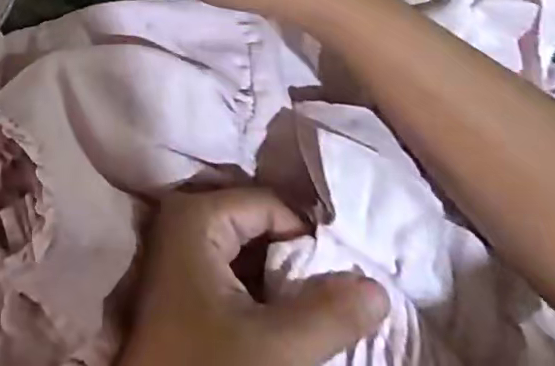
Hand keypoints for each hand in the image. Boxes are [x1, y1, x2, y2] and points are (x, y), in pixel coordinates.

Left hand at [120, 188, 386, 365]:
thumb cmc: (208, 364)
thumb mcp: (277, 347)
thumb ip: (329, 313)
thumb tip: (376, 285)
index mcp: (196, 214)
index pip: (270, 205)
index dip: (311, 237)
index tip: (346, 275)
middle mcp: (183, 217)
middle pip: (257, 223)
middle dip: (297, 256)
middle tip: (337, 292)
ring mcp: (178, 246)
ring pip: (247, 248)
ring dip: (283, 277)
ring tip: (318, 307)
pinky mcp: (182, 278)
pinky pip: (233, 268)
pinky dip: (262, 289)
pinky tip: (286, 315)